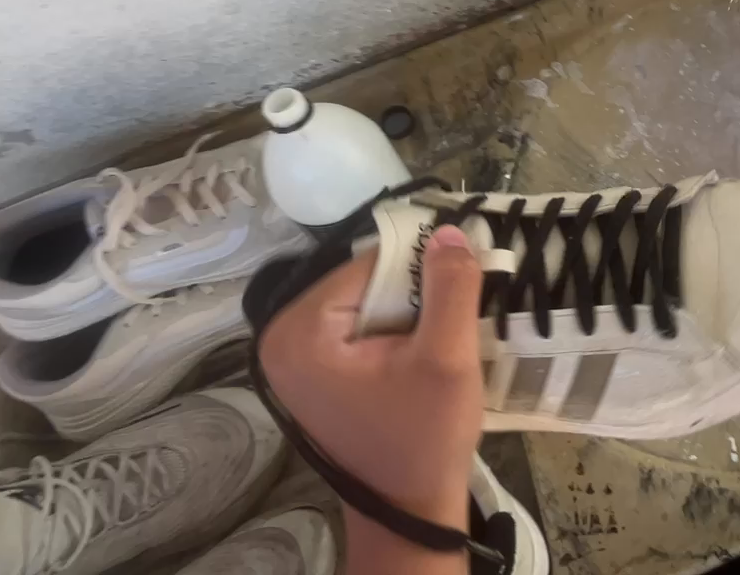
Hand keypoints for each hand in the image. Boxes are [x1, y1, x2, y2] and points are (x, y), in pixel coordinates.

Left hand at [256, 225, 483, 535]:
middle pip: (368, 278)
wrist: (410, 510)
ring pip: (371, 296)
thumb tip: (449, 230)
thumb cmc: (423, 438)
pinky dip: (399, 327)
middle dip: (416, 294)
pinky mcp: (315, 366)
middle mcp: (283, 335)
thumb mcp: (447, 358)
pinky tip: (419, 354)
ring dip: (412, 310)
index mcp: (300, 330)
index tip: (456, 296)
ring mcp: (296, 352)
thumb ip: (451, 288)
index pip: (373, 262)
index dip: (421, 273)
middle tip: (446, 328)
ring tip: (437, 342)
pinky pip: (364, 319)